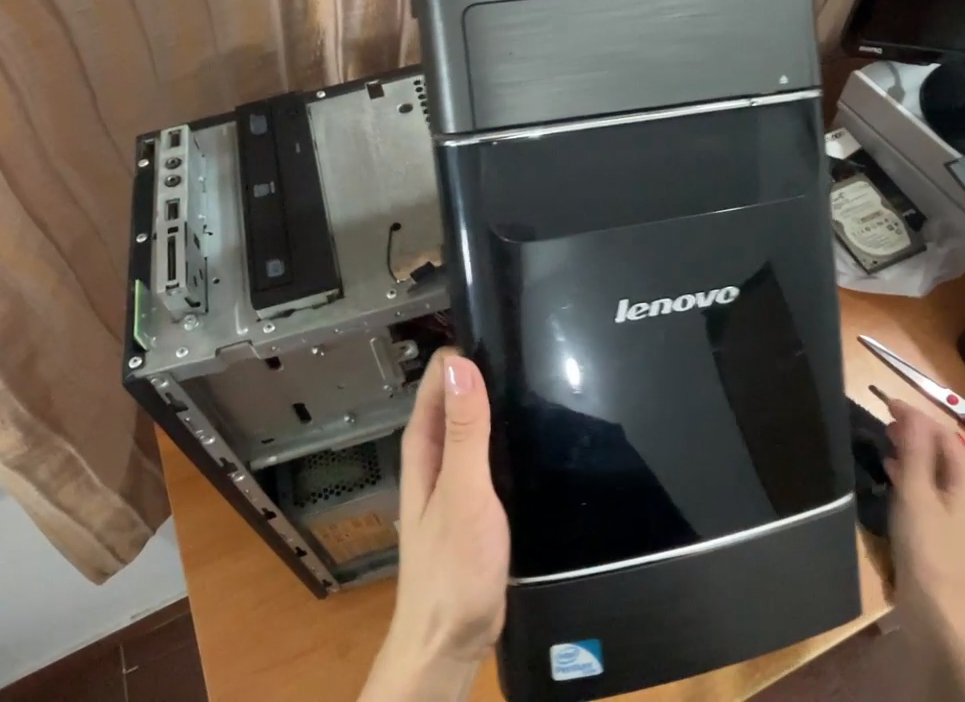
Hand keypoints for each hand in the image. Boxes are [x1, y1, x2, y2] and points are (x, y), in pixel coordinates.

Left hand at [360, 348, 509, 701]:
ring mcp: (454, 477)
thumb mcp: (464, 492)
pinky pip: (488, 451)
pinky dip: (505, 435)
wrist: (451, 640)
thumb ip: (463, 430)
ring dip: (496, 401)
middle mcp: (434, 454)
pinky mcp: (474, 499)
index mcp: (424, 445)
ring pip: (474, 422)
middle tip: (534, 348)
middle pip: (458, 395)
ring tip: (541, 379)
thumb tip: (459, 365)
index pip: (440, 375)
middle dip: (486, 370)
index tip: (504, 325)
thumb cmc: (454, 569)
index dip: (467, 349)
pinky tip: (533, 435)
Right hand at [884, 398, 964, 638]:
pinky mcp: (947, 530)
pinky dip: (913, 474)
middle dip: (917, 432)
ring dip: (913, 452)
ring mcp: (961, 515)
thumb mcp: (915, 494)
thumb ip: (916, 452)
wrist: (939, 610)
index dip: (917, 416)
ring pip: (937, 470)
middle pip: (945, 452)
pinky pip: (931, 488)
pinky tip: (892, 475)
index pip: (945, 436)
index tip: (885, 403)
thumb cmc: (926, 548)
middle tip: (883, 419)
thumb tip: (914, 412)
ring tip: (885, 440)